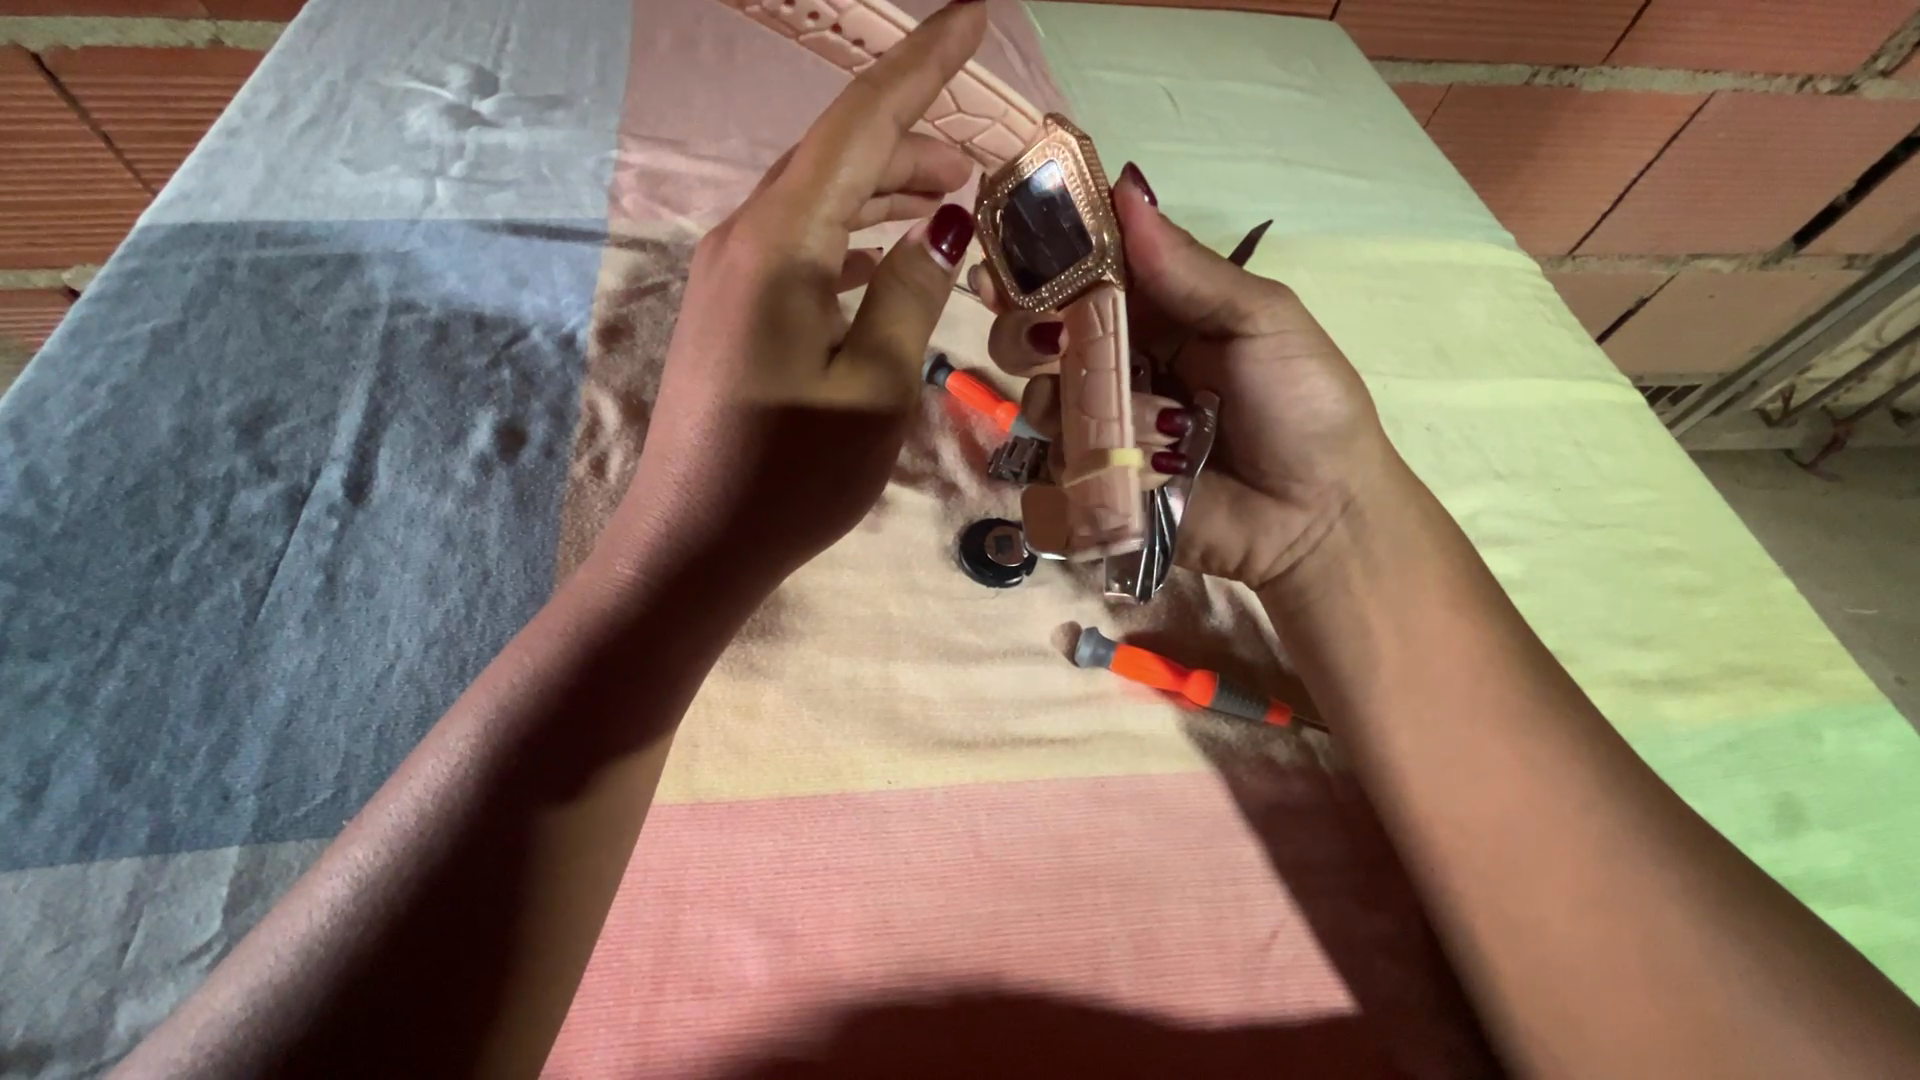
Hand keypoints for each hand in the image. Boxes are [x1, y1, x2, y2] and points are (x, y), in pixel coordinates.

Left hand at [606, 3, 987, 588]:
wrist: (694, 544)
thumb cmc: (791, 475)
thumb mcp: (875, 386)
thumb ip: (909, 293)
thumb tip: (939, 228)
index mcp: (782, 242)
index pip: (860, 124)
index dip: (922, 66)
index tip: (973, 15)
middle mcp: (744, 239)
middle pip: (835, 158)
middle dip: (910, 141)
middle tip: (978, 160)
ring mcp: (727, 277)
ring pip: (817, 203)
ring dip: (881, 192)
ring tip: (945, 202)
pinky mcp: (727, 314)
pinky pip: (798, 249)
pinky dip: (849, 239)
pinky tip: (883, 260)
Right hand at [980, 166, 1393, 590]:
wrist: (1316, 516)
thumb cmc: (1303, 407)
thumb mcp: (1262, 322)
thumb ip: (1189, 270)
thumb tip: (1125, 187)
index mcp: (1158, 314)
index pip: (1083, 275)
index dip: (1040, 262)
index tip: (1003, 256)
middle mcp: (1119, 364)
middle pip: (1039, 336)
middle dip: (1025, 332)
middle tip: (1044, 340)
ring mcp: (1104, 426)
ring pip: (1039, 398)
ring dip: (1064, 400)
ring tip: (1122, 417)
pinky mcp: (1098, 482)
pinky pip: (1055, 462)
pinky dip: (1079, 456)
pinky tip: (1126, 462)